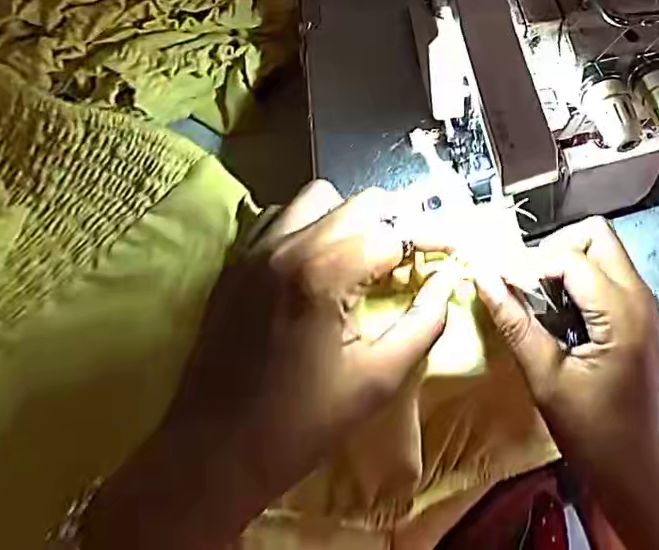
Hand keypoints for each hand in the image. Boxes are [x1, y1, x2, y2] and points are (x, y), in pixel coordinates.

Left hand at [82, 181, 457, 549]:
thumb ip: (425, 321)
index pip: (396, 232)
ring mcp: (258, 251)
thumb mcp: (379, 380)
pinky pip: (284, 216)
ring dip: (354, 216)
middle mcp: (291, 247)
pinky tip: (322, 259)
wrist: (207, 461)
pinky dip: (312, 223)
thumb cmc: (300, 424)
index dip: (430, 240)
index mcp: (326, 273)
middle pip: (364, 203)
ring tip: (368, 250)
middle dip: (399, 221)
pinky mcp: (237, 263)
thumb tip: (448, 278)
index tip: (451, 251)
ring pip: (321, 197)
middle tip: (417, 251)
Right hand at [476, 218, 658, 549]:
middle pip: (596, 234)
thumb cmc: (595, 434)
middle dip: (554, 249)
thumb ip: (516, 324)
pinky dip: (578, 278)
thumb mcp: (547, 381)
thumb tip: (484, 279)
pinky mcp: (637, 310)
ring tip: (536, 297)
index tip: (498, 281)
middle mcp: (638, 293)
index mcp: (621, 310)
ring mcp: (641, 299)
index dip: (529, 263)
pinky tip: (556, 310)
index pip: (571, 257)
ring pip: (602, 249)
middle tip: (524, 284)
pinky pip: (606, 271)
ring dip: (565, 261)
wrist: (640, 470)